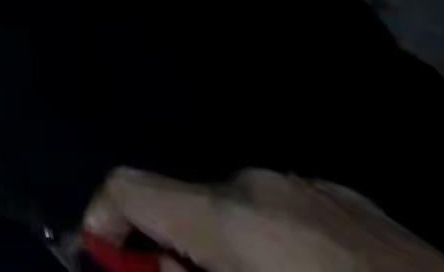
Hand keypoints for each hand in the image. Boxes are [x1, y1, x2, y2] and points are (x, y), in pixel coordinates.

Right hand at [81, 168, 443, 271]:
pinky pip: (277, 213)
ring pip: (230, 209)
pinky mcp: (346, 197)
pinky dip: (263, 246)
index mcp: (232, 214)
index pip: (129, 185)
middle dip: (166, 252)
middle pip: (180, 202)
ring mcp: (307, 182)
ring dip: (218, 251)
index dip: (98, 222)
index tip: (97, 263)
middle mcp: (259, 180)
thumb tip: (156, 267)